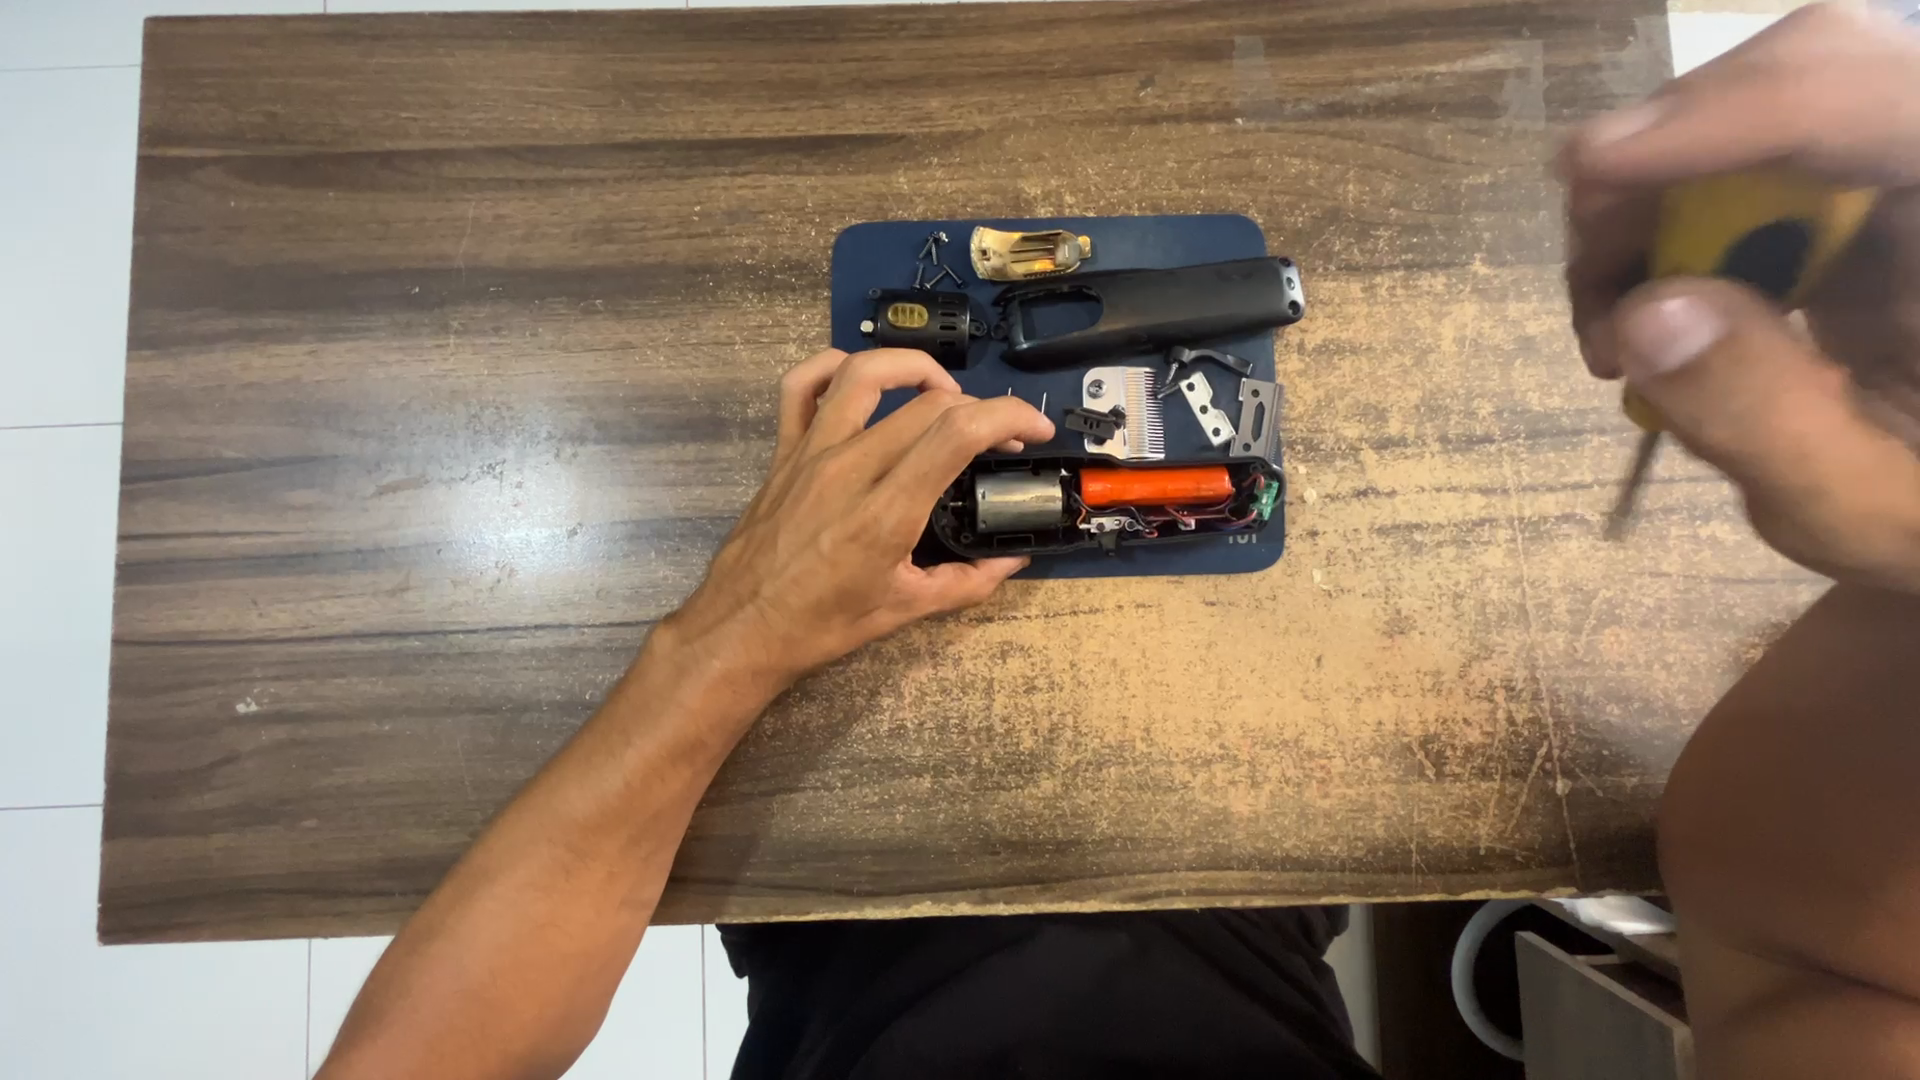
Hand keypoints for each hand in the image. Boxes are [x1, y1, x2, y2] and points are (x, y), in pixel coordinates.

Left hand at [662, 348, 1055, 695]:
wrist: (741, 629)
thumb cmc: (821, 625)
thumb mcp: (905, 610)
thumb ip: (968, 582)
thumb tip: (1012, 562)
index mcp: (885, 513)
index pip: (956, 433)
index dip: (1009, 417)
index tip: (1032, 432)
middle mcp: (849, 469)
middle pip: (928, 404)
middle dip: (982, 408)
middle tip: (1000, 437)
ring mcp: (811, 453)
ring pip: (864, 373)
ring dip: (916, 368)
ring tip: (943, 392)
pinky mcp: (784, 451)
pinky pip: (802, 386)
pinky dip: (834, 366)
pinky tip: (865, 383)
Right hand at [1561, 3, 1919, 590]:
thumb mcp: (1857, 504)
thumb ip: (1763, 416)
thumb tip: (1640, 314)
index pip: (1884, 112)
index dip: (1731, 119)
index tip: (1584, 167)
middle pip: (1806, 80)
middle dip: (1658, 171)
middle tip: (1594, 293)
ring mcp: (1901, 179)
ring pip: (1747, 120)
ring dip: (1638, 218)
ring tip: (1611, 336)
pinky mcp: (1856, 198)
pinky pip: (1729, 170)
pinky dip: (1651, 237)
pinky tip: (1642, 314)